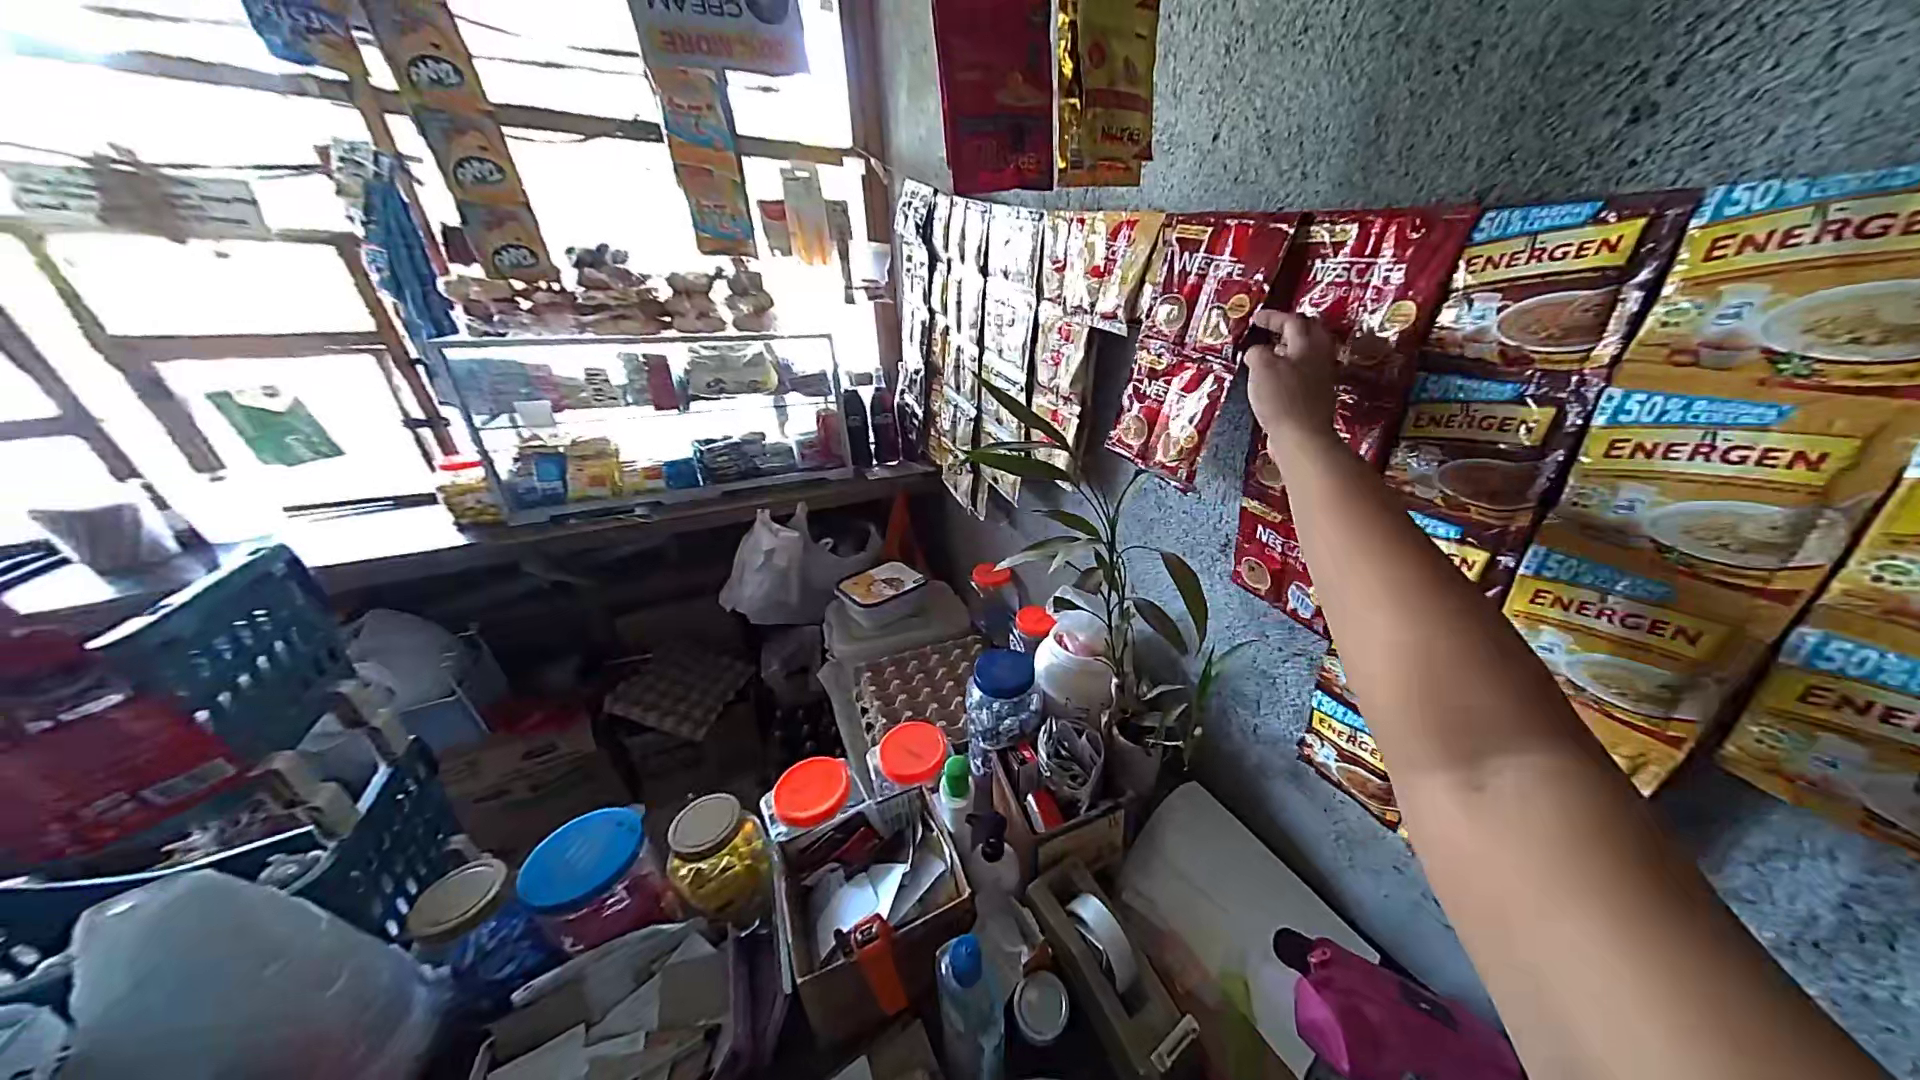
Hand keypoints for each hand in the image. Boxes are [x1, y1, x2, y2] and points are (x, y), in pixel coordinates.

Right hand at [1244, 310, 1336, 444]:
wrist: (1301, 436)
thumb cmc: (1281, 398)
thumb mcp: (1261, 368)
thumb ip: (1257, 353)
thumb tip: (1256, 352)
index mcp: (1307, 345)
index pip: (1292, 321)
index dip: (1273, 317)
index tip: (1256, 319)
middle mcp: (1319, 357)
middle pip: (1308, 334)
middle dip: (1290, 328)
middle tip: (1272, 330)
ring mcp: (1320, 378)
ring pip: (1307, 354)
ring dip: (1289, 350)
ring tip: (1270, 354)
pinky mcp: (1315, 397)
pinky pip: (1303, 373)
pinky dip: (1289, 369)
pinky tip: (1275, 379)